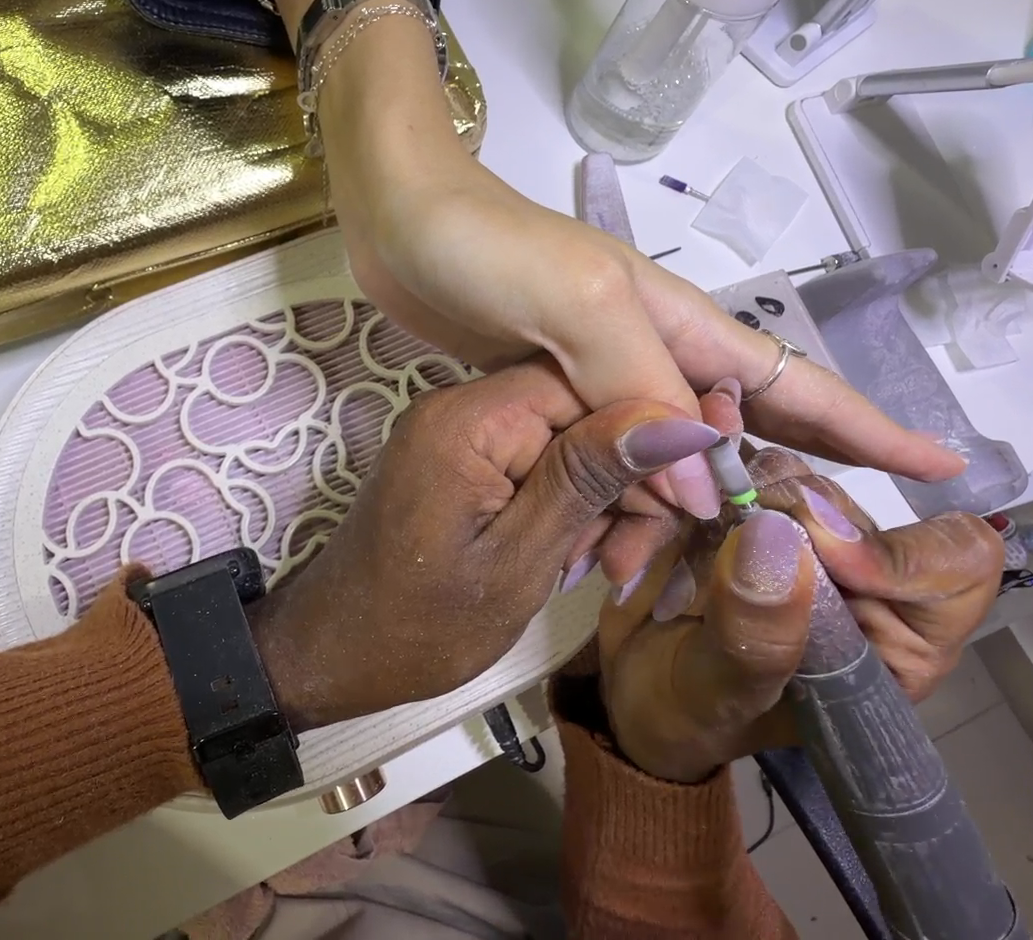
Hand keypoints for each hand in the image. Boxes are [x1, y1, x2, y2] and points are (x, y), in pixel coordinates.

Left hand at [246, 360, 722, 731]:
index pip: (592, 381)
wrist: (339, 651)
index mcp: (471, 419)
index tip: (693, 498)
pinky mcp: (460, 459)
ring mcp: (460, 432)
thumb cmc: (421, 625)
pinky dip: (566, 505)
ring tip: (601, 568)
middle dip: (628, 479)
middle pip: (583, 409)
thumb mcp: (519, 559)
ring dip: (601, 500)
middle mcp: (463, 406)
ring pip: (568, 439)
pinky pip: (536, 461)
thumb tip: (677, 417)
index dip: (655, 432)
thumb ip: (589, 479)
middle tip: (637, 555)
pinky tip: (572, 558)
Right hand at [597, 445, 1002, 783]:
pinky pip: (733, 466)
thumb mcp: (722, 692)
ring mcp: (798, 542)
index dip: (895, 550)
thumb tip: (778, 536)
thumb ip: (755, 633)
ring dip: (734, 488)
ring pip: (794, 476)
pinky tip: (668, 510)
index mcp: (891, 640)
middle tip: (723, 524)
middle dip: (788, 508)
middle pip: (857, 507)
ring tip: (686, 522)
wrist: (627, 689)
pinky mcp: (742, 513)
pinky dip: (698, 475)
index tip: (817, 545)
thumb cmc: (690, 713)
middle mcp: (857, 583)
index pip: (955, 565)